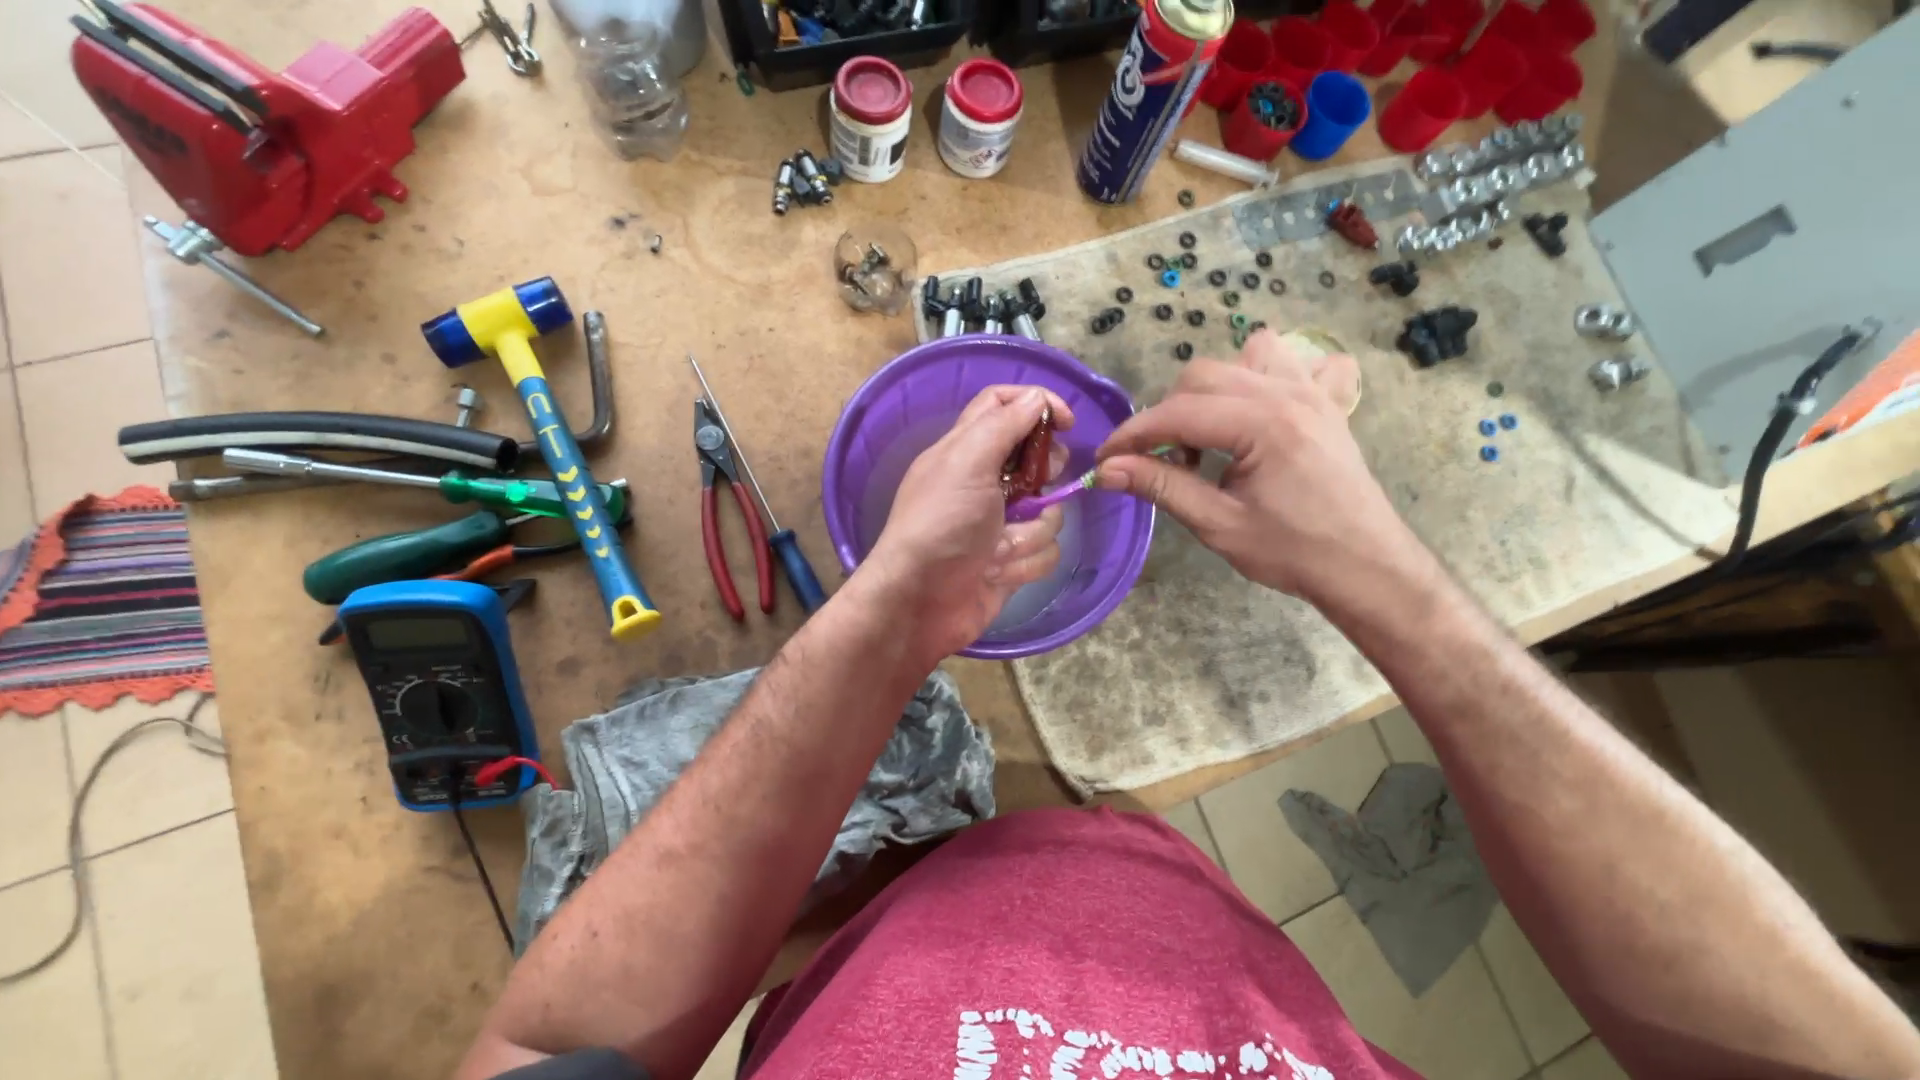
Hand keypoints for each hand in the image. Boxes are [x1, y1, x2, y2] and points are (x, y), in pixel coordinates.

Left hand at [857, 386, 1073, 660]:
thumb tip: (1038, 399)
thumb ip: (1003, 424)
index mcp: (966, 448)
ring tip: (998, 550)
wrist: (919, 604)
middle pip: (1039, 460)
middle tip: (1032, 490)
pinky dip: (1024, 564)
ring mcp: (1001, 524)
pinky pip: (1046, 552)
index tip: (1067, 423)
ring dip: (1029, 534)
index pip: (1004, 404)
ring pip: (1050, 512)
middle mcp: (985, 482)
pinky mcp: (1011, 562)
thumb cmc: (939, 526)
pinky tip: (997, 573)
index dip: (1038, 404)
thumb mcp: (966, 462)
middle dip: (1046, 478)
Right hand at [1094, 330, 1429, 606]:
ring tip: (1210, 433)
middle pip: (1202, 376)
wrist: (1367, 567)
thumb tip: (1107, 470)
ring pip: (1244, 357)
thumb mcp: (1219, 524)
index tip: (1105, 460)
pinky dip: (1270, 375)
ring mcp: (1312, 391)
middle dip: (1168, 415)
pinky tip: (1261, 411)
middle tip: (1159, 461)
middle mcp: (1287, 392)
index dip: (1133, 435)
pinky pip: (1296, 363)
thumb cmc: (1293, 552)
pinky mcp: (1327, 401)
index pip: (1177, 413)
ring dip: (1215, 388)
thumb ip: (1162, 486)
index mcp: (1262, 423)